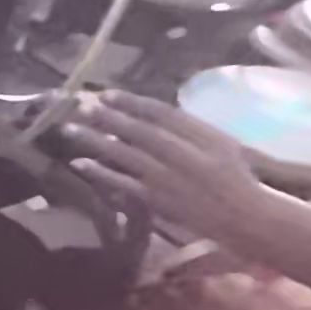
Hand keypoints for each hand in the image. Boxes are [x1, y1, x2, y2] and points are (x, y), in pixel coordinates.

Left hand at [62, 90, 279, 245]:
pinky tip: (77, 163)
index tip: (106, 94)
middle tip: (80, 107)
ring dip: (96, 141)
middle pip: (143, 132)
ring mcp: (169, 178)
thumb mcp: (219, 146)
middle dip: (110, 117)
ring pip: (127, 155)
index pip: (166, 115)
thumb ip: (186, 131)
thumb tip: (142, 117)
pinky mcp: (154, 199)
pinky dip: (99, 172)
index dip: (134, 103)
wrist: (242, 216)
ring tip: (68, 129)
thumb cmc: (229, 176)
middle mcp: (189, 155)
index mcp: (209, 137)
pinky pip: (121, 182)